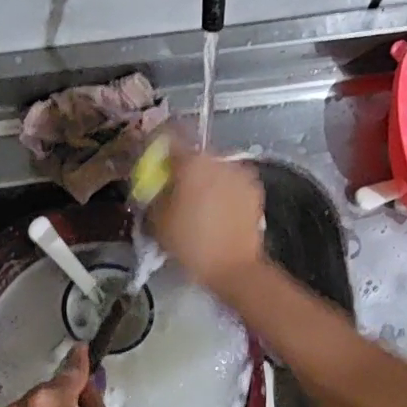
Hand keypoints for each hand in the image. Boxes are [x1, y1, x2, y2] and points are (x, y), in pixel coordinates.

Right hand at [146, 146, 265, 293]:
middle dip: (182, 169)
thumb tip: (153, 183)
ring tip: (196, 205)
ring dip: (204, 180)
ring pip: (214, 169)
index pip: (168, 138)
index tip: (152, 164)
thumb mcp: (158, 221)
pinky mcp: (254, 190)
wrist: (234, 268)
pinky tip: (216, 212)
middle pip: (194, 155)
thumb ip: (152, 193)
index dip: (156, 149)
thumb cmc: (191, 245)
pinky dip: (221, 191)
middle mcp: (219, 160)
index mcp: (192, 162)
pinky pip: (230, 183)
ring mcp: (241, 174)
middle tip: (173, 191)